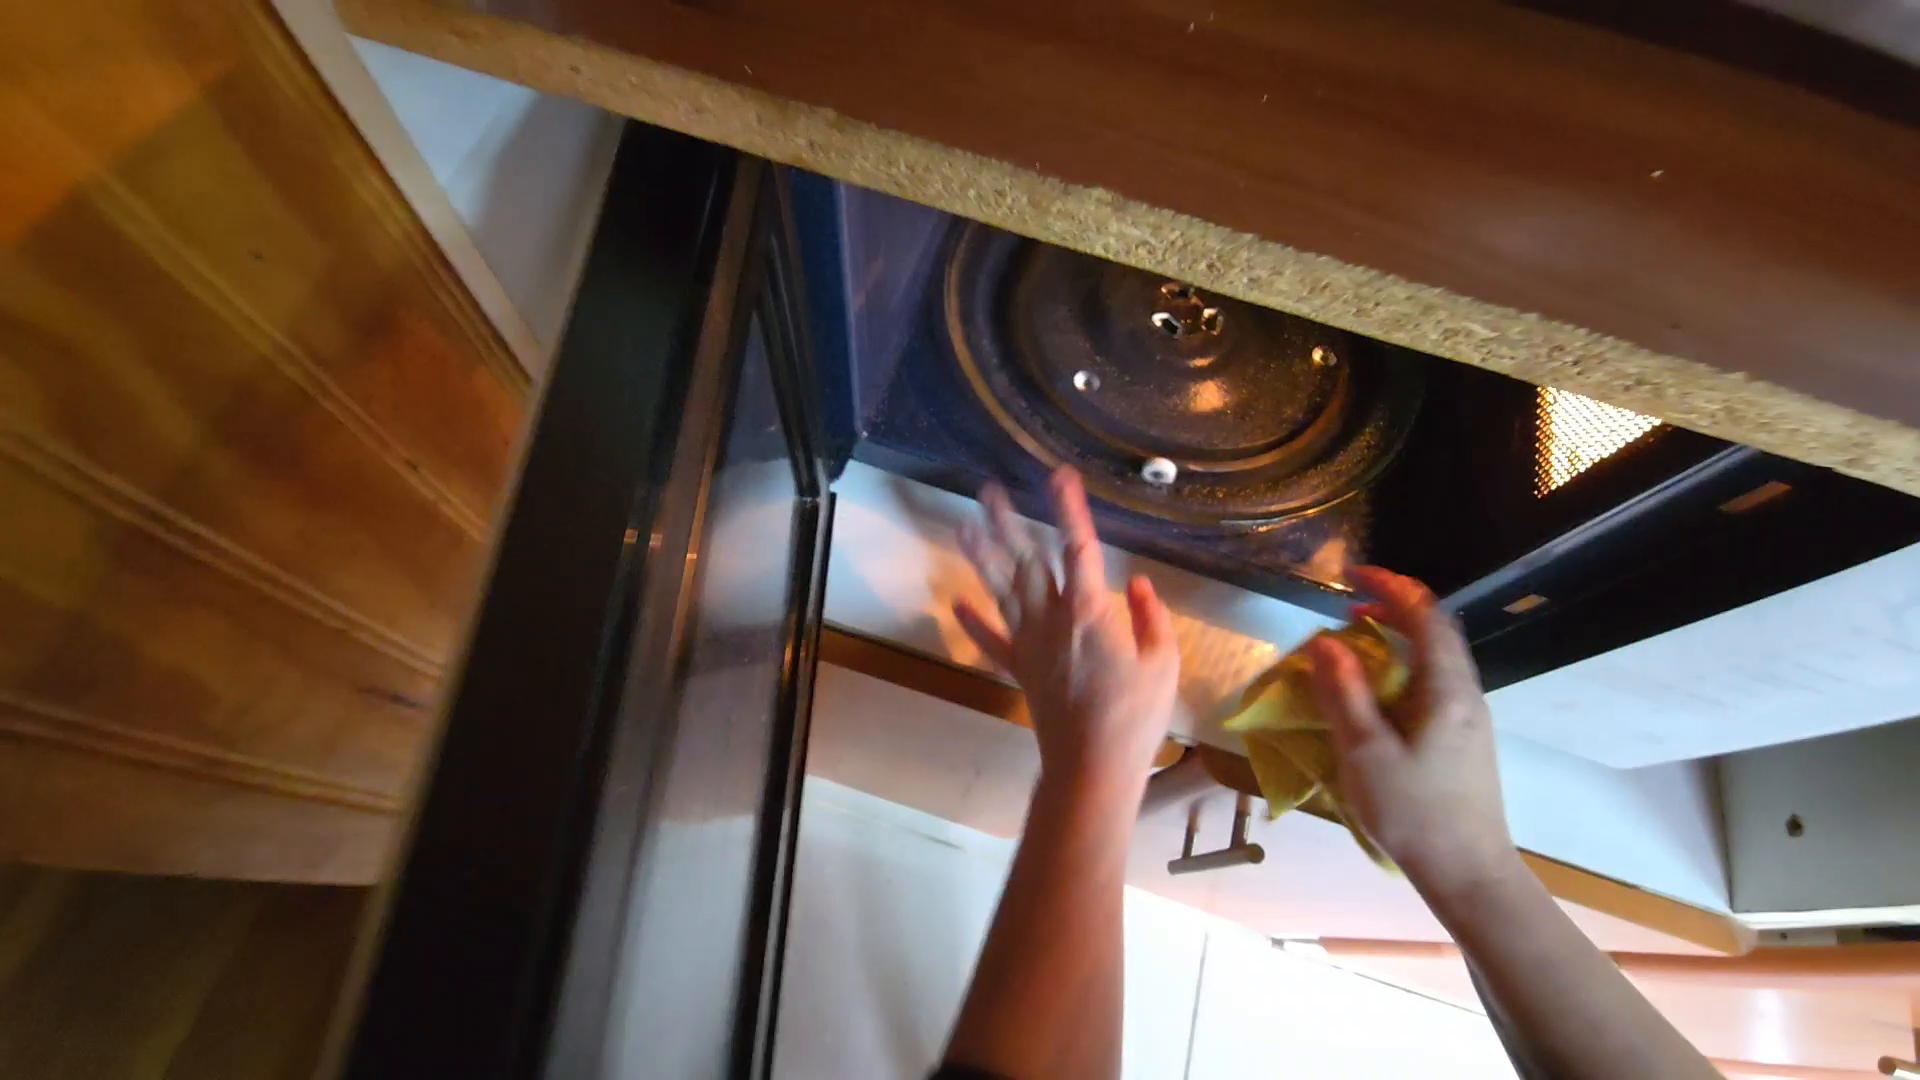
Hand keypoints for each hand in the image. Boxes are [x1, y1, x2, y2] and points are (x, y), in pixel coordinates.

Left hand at [953, 468, 1179, 790]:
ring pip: (1001, 590)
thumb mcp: (1163, 663)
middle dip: (1007, 522)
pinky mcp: (1018, 667)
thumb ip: (1151, 617)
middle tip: (987, 490)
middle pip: (1026, 561)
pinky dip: (973, 621)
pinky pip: (991, 639)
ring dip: (982, 557)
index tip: (1059, 475)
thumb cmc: (1134, 715)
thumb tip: (1139, 583)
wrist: (1092, 765)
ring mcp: (1028, 643)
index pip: (1079, 547)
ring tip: (963, 526)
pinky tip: (956, 601)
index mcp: (1090, 611)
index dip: (1069, 508)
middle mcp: (1051, 618)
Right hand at [1308, 566, 1519, 901]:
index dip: (1391, 587)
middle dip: (1394, 606)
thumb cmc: (1412, 810)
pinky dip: (1404, 662)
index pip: (1426, 616)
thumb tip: (1325, 641)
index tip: (1352, 575)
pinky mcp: (1463, 737)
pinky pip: (1434, 679)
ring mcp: (1469, 717)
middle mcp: (1466, 694)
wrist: (1467, 872)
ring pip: (1437, 655)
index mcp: (1445, 690)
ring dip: (1399, 634)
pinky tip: (1377, 685)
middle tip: (1349, 603)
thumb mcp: (1364, 750)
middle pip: (1437, 630)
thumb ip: (1344, 692)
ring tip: (1356, 637)